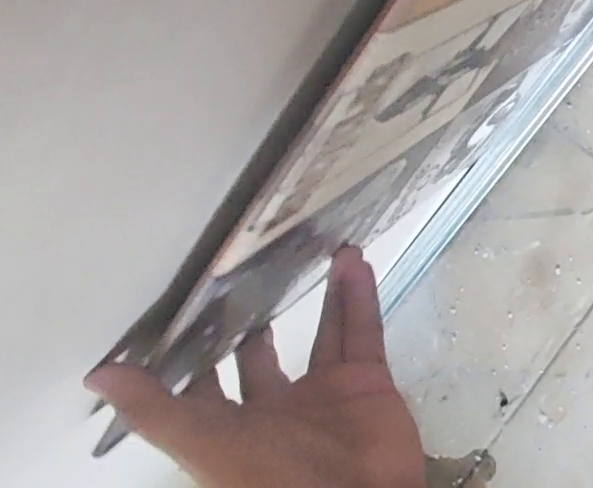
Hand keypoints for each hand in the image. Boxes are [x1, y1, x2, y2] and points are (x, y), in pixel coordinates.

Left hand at [88, 247, 426, 487]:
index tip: (191, 312)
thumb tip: (100, 374)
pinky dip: (360, 297)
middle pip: (265, 357)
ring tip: (329, 252)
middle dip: (260, 320)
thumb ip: (159, 411)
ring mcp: (326, 391)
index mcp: (229, 430)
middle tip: (257, 277)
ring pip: (325, 333)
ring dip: (329, 294)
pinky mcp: (367, 379)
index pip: (203, 387)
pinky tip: (355, 266)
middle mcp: (276, 407)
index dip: (195, 353)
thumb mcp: (207, 447)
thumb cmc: (272, 478)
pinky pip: (363, 331)